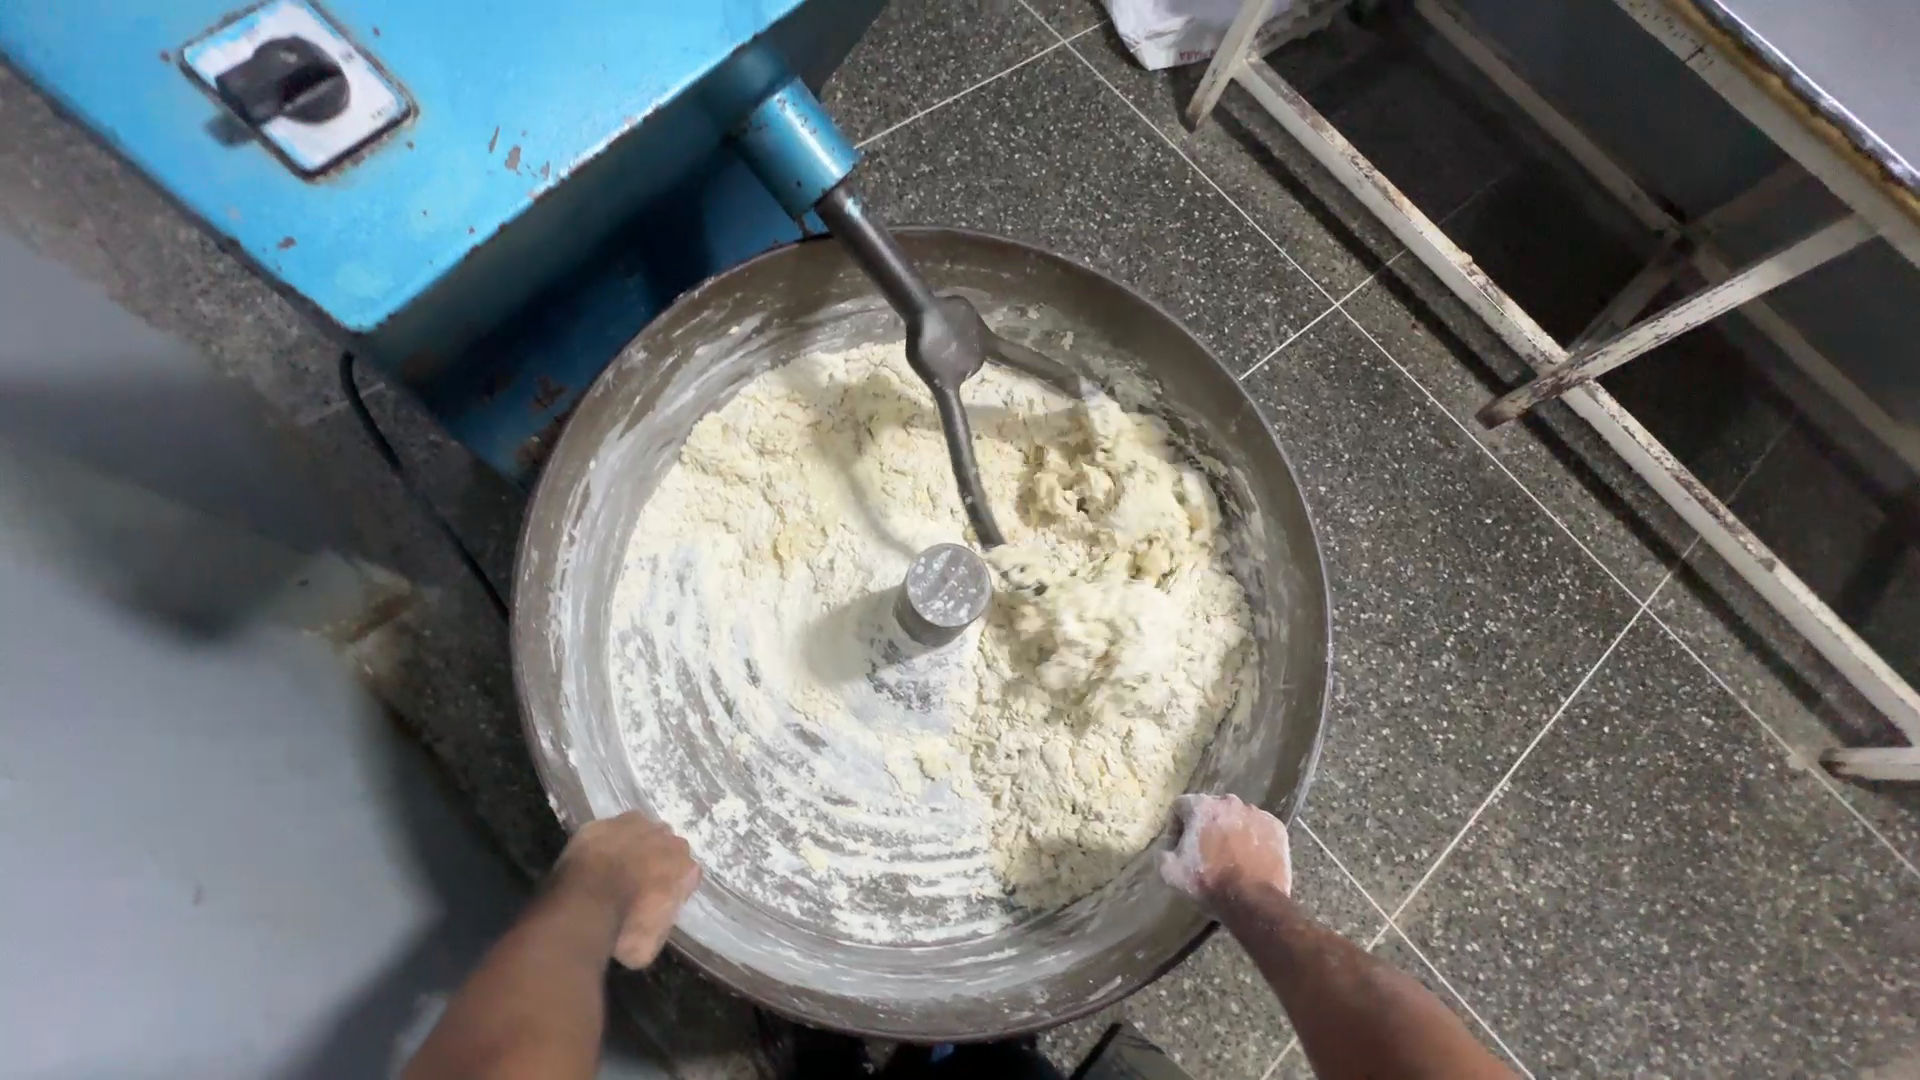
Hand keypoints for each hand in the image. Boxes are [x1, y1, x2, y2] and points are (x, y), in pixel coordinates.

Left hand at [553, 812, 701, 968]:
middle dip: (654, 860)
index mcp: (686, 868)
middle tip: (632, 883)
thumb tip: (647, 923)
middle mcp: (669, 840)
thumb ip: (657, 924)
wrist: (585, 904)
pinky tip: (590, 860)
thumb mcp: (647, 946)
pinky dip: (601, 842)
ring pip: (640, 831)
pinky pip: (607, 830)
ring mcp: (637, 825)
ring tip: (611, 868)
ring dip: (631, 844)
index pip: (687, 872)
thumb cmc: (622, 929)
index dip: (670, 885)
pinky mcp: (604, 823)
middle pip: (666, 846)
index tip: (654, 901)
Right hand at [1159, 794, 1290, 910]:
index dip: (1177, 827)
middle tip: (1206, 852)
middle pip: (1210, 809)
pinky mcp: (1275, 827)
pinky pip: (1257, 827)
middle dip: (1205, 826)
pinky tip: (1250, 858)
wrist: (1254, 903)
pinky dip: (1252, 837)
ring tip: (1231, 856)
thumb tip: (1169, 847)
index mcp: (1200, 806)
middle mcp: (1228, 802)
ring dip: (1230, 830)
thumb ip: (1162, 851)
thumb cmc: (1208, 883)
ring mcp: (1255, 813)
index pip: (1180, 807)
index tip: (1180, 848)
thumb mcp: (1169, 872)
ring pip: (1235, 816)